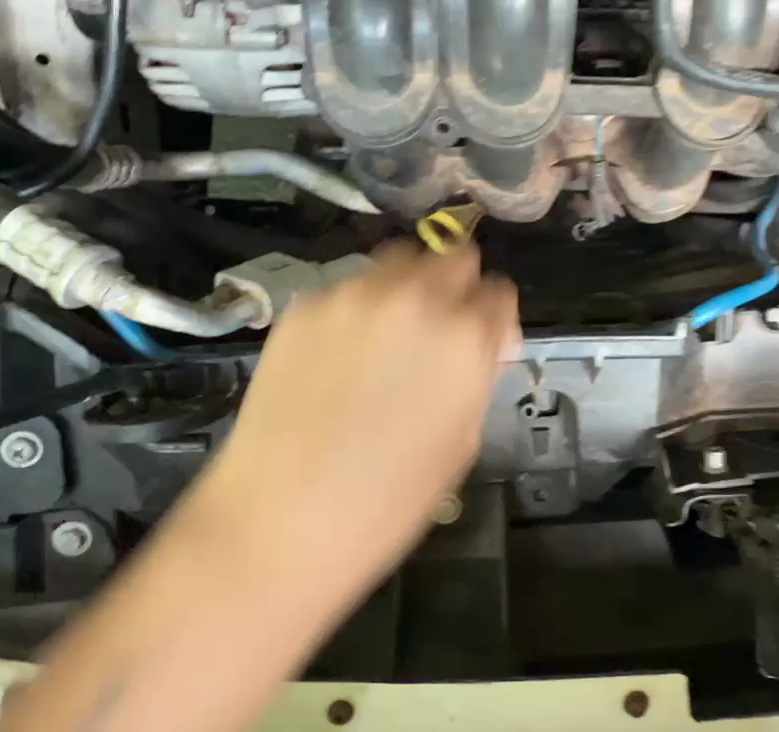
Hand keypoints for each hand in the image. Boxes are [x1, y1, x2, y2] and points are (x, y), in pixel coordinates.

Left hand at [192, 243, 517, 580]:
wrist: (278, 522)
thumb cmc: (387, 503)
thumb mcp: (462, 442)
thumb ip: (478, 375)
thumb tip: (487, 342)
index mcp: (466, 338)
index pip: (500, 292)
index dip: (494, 317)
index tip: (484, 339)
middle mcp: (417, 300)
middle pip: (455, 257)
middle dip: (456, 288)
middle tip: (439, 330)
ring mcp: (356, 295)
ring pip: (400, 261)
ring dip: (408, 286)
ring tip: (389, 333)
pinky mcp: (306, 304)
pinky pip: (349, 288)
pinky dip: (358, 308)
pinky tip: (340, 354)